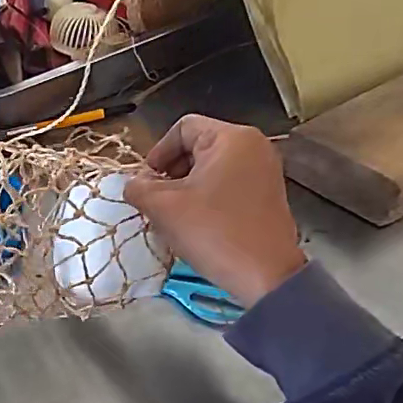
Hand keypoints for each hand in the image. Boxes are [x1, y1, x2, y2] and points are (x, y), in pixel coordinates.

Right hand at [124, 114, 305, 307]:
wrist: (265, 274)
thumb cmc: (214, 233)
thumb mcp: (164, 208)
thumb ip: (139, 188)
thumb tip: (134, 184)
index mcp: (231, 138)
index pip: (183, 128)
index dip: (158, 152)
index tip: (147, 182)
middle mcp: (254, 146)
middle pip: (198, 146)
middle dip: (172, 171)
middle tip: (157, 200)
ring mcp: (265, 171)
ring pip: (212, 168)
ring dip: (187, 187)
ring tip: (175, 215)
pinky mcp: (269, 194)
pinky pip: (229, 184)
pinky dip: (208, 197)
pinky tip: (198, 223)